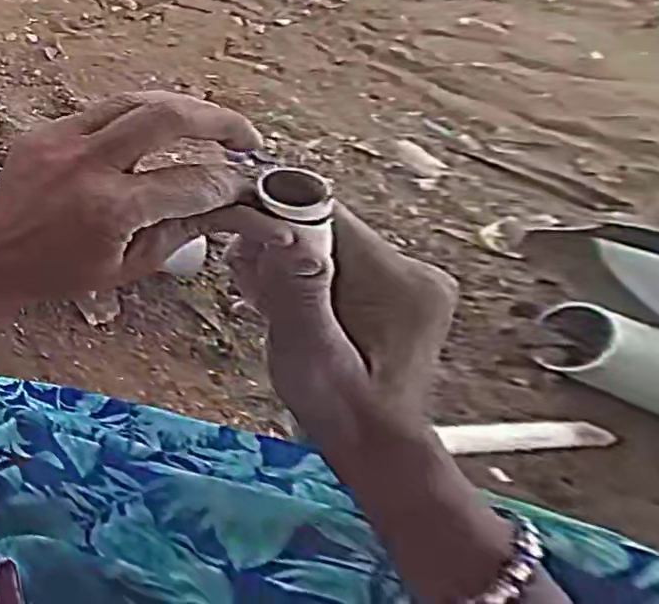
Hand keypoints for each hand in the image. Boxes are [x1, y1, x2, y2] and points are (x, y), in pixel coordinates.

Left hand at [0, 91, 289, 301]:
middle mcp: (83, 164)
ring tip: (207, 125)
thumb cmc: (56, 270)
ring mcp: (57, 141)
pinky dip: (133, 116)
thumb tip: (237, 207)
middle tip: (243, 138)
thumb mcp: (129, 263)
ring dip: (177, 108)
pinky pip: (98, 112)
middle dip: (218, 120)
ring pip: (131, 101)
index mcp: (109, 207)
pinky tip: (154, 130)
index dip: (232, 183)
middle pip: (165, 116)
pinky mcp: (42, 132)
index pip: (192, 182)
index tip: (250, 184)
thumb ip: (184, 229)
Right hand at [229, 204, 568, 603]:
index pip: (320, 213)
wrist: (371, 444)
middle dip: (270, 249)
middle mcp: (410, 269)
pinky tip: (283, 302)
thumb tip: (279, 230)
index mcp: (401, 280)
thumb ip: (297, 288)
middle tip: (258, 292)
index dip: (270, 224)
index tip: (248, 260)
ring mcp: (398, 277)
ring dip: (275, 262)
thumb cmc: (340, 404)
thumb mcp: (308, 347)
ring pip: (311, 238)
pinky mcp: (383, 285)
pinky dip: (289, 271)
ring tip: (270, 302)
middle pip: (313, 224)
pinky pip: (319, 255)